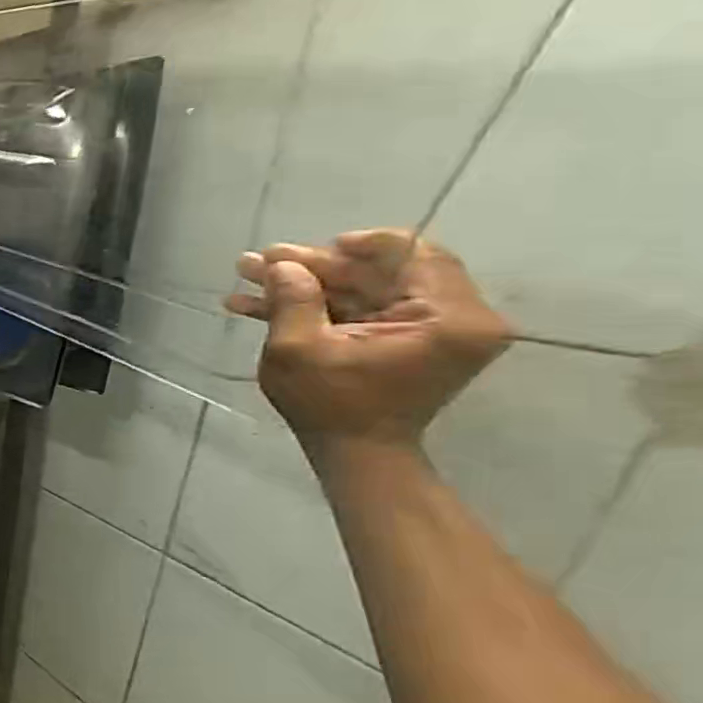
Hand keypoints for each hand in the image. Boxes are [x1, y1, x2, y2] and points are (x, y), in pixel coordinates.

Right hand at [223, 229, 511, 449]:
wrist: (356, 456)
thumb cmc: (330, 406)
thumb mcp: (299, 350)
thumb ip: (292, 300)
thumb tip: (281, 265)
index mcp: (447, 317)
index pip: (412, 253)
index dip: (358, 245)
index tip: (312, 249)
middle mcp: (454, 317)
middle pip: (380, 272)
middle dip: (313, 268)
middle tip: (258, 263)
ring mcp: (431, 331)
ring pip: (363, 289)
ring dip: (306, 285)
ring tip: (248, 279)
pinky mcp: (406, 342)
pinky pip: (362, 311)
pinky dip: (318, 307)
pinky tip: (259, 305)